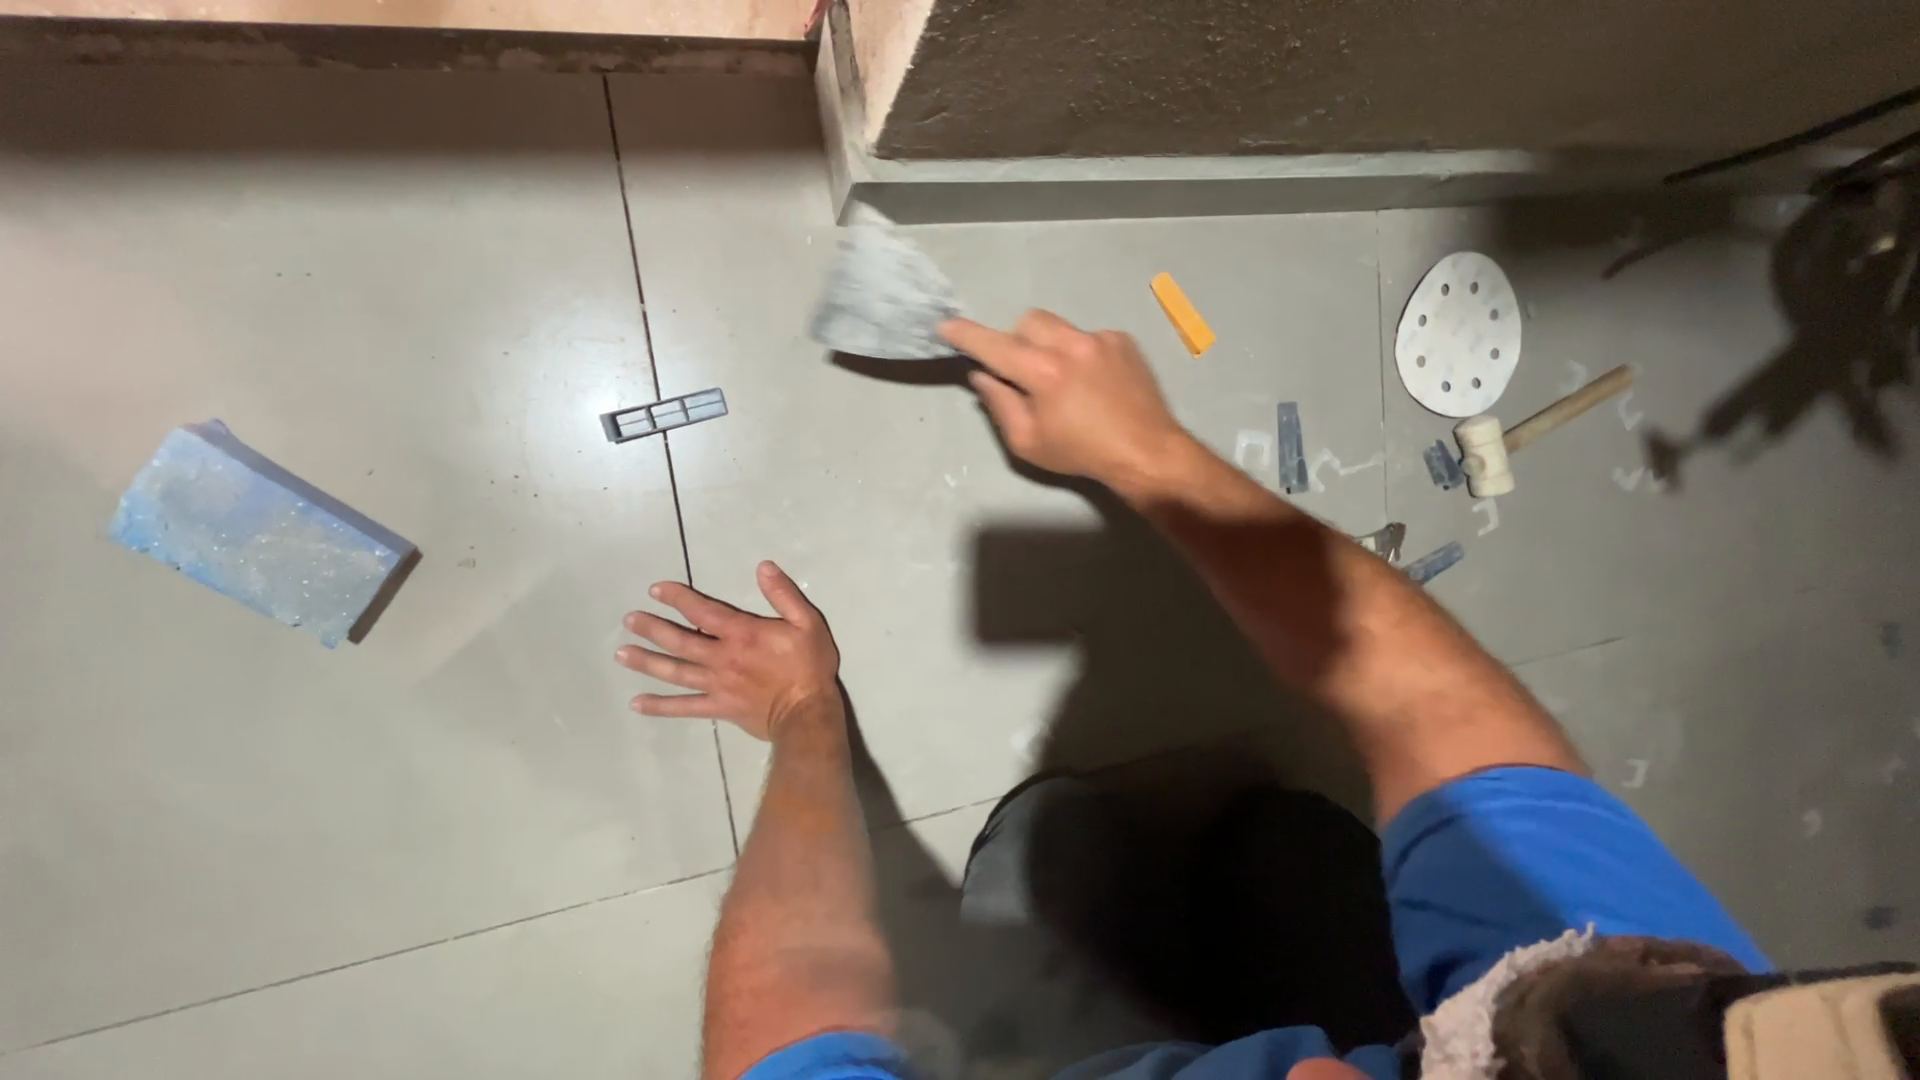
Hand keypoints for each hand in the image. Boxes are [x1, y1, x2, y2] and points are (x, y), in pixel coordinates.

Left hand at [615, 561, 840, 740]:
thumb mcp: (807, 623)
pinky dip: (660, 706)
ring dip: (647, 662)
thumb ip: (783, 595)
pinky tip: (637, 704)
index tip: (655, 590)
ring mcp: (716, 685)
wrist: (808, 713)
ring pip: (674, 672)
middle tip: (629, 620)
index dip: (678, 599)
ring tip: (621, 654)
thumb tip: (763, 567)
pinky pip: (684, 708)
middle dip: (653, 629)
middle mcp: (721, 658)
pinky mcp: (717, 708)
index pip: (703, 611)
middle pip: (680, 641)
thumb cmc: (809, 666)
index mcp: (742, 634)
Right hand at [941, 310, 1189, 489]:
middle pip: (1028, 322)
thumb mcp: (1028, 441)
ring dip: (1049, 345)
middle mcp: (1072, 345)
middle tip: (1024, 373)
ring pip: (1059, 327)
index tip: (946, 325)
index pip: (994, 345)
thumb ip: (999, 404)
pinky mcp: (1123, 341)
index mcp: (1044, 372)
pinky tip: (1094, 382)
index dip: (966, 335)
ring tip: (1064, 380)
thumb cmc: (1081, 453)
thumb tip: (982, 375)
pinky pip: (1088, 337)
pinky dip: (1081, 354)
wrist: (1146, 451)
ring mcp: (1101, 339)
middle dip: (1018, 341)